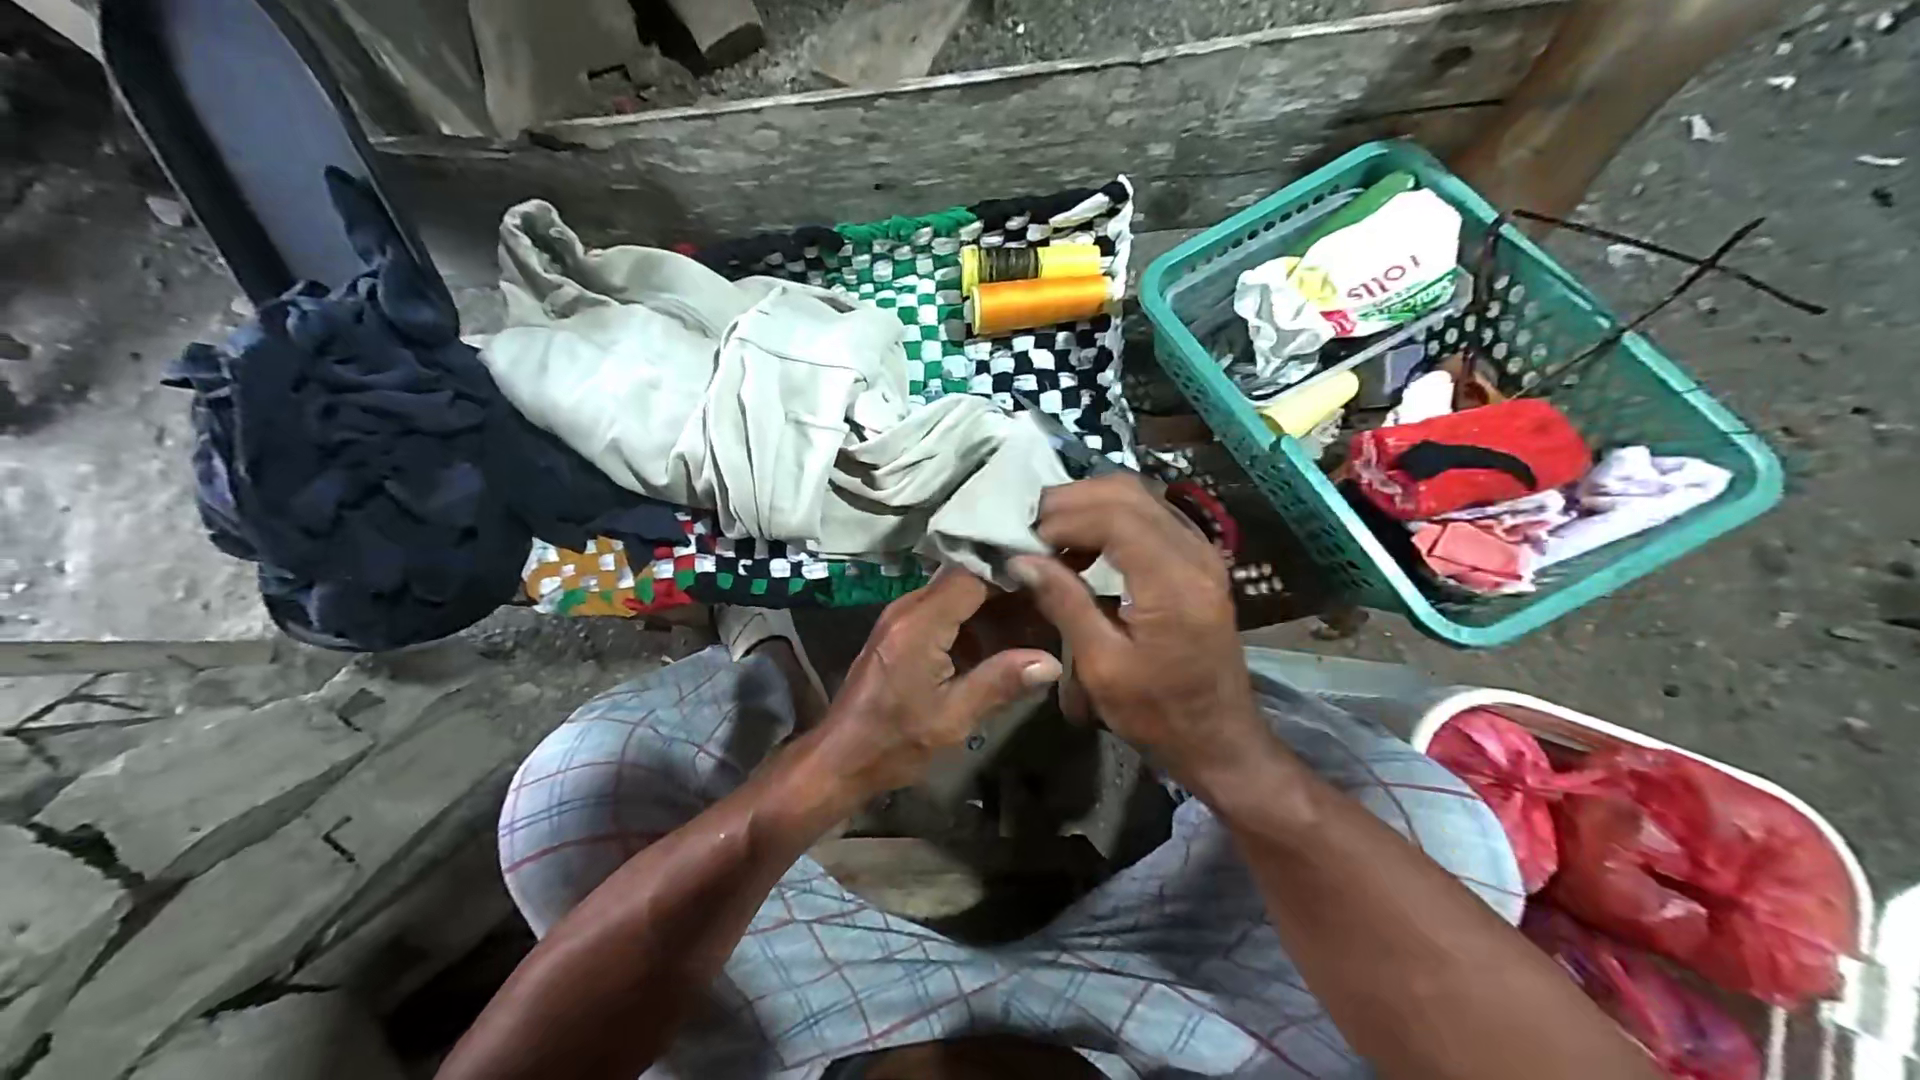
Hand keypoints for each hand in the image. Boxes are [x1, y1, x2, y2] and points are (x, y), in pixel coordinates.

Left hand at [808, 567, 1062, 797]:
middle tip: (1051, 594)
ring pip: (956, 592)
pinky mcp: (902, 631)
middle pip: (965, 578)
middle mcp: (908, 608)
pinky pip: (944, 610)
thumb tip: (1051, 662)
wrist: (841, 758)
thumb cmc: (894, 742)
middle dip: (1008, 585)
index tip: (1051, 574)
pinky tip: (1005, 636)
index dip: (1012, 570)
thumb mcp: (953, 717)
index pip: (972, 575)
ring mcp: (902, 617)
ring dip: (994, 602)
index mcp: (919, 623)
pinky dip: (975, 618)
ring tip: (1037, 612)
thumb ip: (1000, 683)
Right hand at [1010, 474, 1280, 792]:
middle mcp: (1195, 553)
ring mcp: (1202, 552)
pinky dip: (1111, 517)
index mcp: (1174, 582)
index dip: (1063, 518)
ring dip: (1090, 506)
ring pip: (1140, 496)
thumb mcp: (1102, 667)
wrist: (1220, 738)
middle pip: (1128, 492)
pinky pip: (1150, 515)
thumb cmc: (1159, 713)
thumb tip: (1020, 559)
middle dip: (1072, 501)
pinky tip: (1084, 548)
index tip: (1025, 540)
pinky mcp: (1198, 559)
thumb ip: (1065, 603)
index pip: (1114, 516)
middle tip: (1030, 529)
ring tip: (1051, 538)